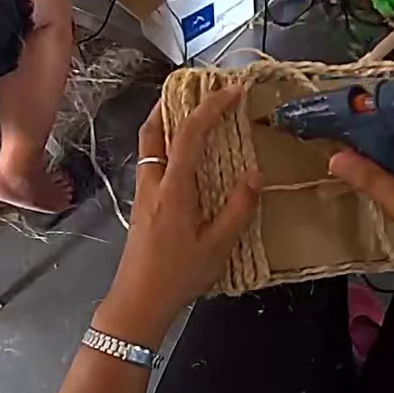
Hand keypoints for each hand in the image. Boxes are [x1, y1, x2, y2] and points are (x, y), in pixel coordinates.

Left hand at [97, 88, 259, 345]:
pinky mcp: (141, 205)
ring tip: (191, 114)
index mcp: (174, 188)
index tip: (233, 91)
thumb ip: (238, 208)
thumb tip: (255, 174)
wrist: (138, 302)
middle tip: (197, 90)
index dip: (211, 107)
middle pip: (153, 128)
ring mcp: (142, 193)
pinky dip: (165, 144)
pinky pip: (151, 161)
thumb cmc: (179, 275)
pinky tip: (184, 156)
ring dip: (166, 121)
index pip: (189, 133)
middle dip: (172, 102)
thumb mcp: (218, 246)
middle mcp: (153, 182)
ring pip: (148, 144)